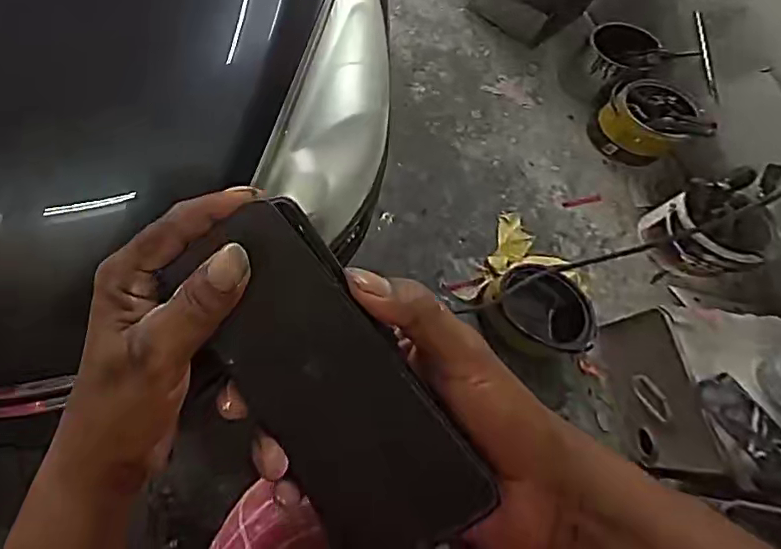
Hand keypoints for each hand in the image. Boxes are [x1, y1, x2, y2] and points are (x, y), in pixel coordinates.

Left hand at [43, 187, 256, 495]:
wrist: (108, 467)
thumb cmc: (115, 411)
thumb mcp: (156, 353)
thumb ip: (195, 305)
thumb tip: (234, 257)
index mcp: (125, 274)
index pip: (174, 224)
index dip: (215, 205)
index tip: (253, 197)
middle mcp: (143, 281)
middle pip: (194, 242)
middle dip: (231, 234)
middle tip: (267, 224)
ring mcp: (162, 306)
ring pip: (208, 274)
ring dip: (235, 278)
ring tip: (267, 264)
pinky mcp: (180, 330)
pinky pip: (215, 308)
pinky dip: (235, 314)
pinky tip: (251, 314)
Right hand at [223, 269, 571, 545]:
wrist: (537, 502)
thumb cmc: (504, 411)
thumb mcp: (462, 348)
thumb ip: (417, 311)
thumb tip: (358, 279)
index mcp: (381, 350)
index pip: (324, 335)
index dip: (284, 336)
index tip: (249, 339)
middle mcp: (364, 391)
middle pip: (299, 388)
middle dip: (264, 396)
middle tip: (243, 407)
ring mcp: (363, 440)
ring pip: (302, 434)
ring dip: (275, 442)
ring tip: (272, 459)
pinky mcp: (368, 485)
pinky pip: (323, 480)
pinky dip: (299, 485)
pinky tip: (290, 490)